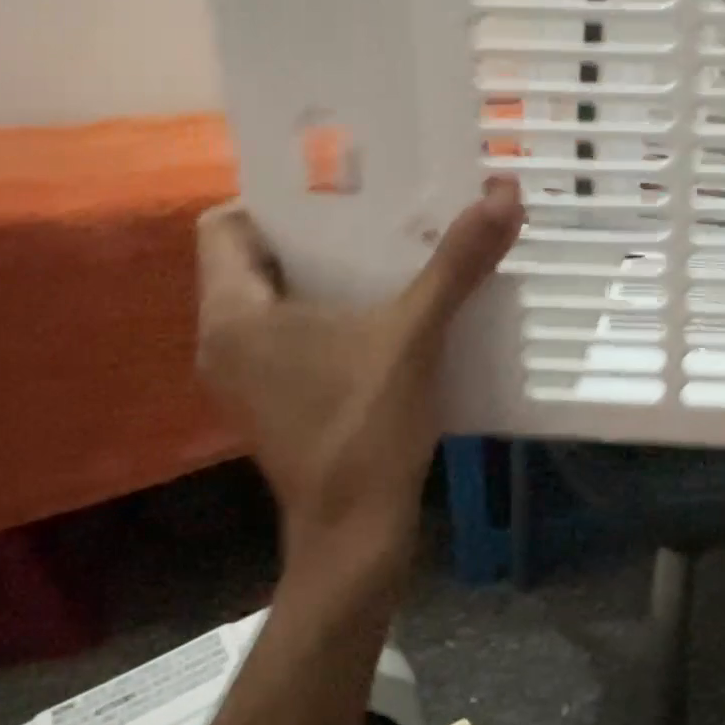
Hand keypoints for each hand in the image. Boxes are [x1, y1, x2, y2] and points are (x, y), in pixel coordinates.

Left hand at [195, 177, 523, 577]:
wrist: (356, 532)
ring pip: (272, 304)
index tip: (339, 195)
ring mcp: (242, 379)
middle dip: (313, 239)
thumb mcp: (413, 337)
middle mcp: (221, 341)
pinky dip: (323, 321)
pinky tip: (377, 321)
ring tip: (383, 261)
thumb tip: (503, 192)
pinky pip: (286, 339)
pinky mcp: (269, 404)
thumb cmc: (366, 428)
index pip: (227, 225)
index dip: (278, 203)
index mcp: (232, 314)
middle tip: (375, 219)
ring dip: (321, 281)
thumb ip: (455, 265)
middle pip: (253, 262)